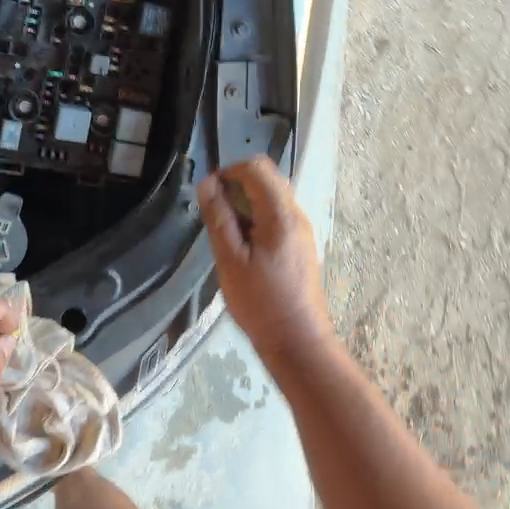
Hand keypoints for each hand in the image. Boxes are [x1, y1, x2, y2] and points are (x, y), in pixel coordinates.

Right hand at [197, 156, 334, 369]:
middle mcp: (296, 215)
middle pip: (268, 178)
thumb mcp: (230, 260)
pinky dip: (258, 217)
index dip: (229, 170)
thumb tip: (207, 184)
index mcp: (280, 215)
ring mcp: (302, 230)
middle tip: (216, 211)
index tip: (210, 192)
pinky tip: (244, 245)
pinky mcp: (301, 245)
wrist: (297, 340)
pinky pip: (278, 215)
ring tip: (227, 231)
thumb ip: (219, 218)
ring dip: (247, 202)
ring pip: (273, 197)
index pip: (257, 168)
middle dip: (238, 184)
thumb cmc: (261, 302)